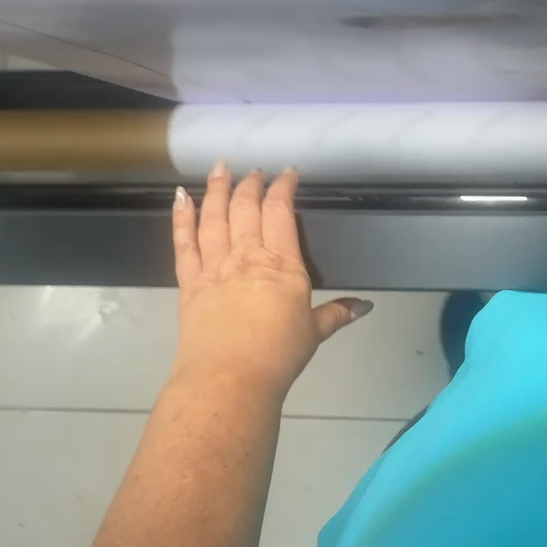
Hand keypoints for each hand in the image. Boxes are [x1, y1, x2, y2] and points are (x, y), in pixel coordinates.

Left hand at [170, 163, 371, 397]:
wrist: (229, 378)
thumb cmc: (278, 355)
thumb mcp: (314, 332)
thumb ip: (337, 313)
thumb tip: (366, 306)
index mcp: (282, 264)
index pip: (281, 213)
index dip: (284, 188)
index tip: (288, 174)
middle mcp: (247, 256)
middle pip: (246, 208)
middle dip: (251, 184)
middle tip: (254, 170)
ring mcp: (215, 267)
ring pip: (214, 217)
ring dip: (217, 188)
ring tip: (220, 167)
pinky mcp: (189, 282)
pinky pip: (184, 242)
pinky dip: (181, 216)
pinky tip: (180, 196)